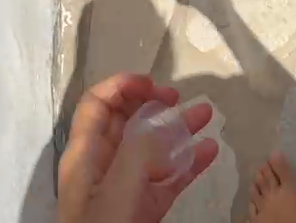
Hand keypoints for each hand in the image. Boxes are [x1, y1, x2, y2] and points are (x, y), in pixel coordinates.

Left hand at [56, 73, 218, 222]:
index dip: (122, 86)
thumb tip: (165, 122)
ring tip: (208, 116)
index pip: (97, 104)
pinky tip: (210, 153)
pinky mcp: (142, 212)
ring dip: (179, 129)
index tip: (154, 85)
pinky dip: (187, 163)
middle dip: (155, 104)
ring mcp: (124, 191)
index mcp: (85, 155)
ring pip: (152, 149)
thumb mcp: (115, 193)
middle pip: (127, 121)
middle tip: (181, 99)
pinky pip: (166, 179)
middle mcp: (103, 167)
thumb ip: (138, 153)